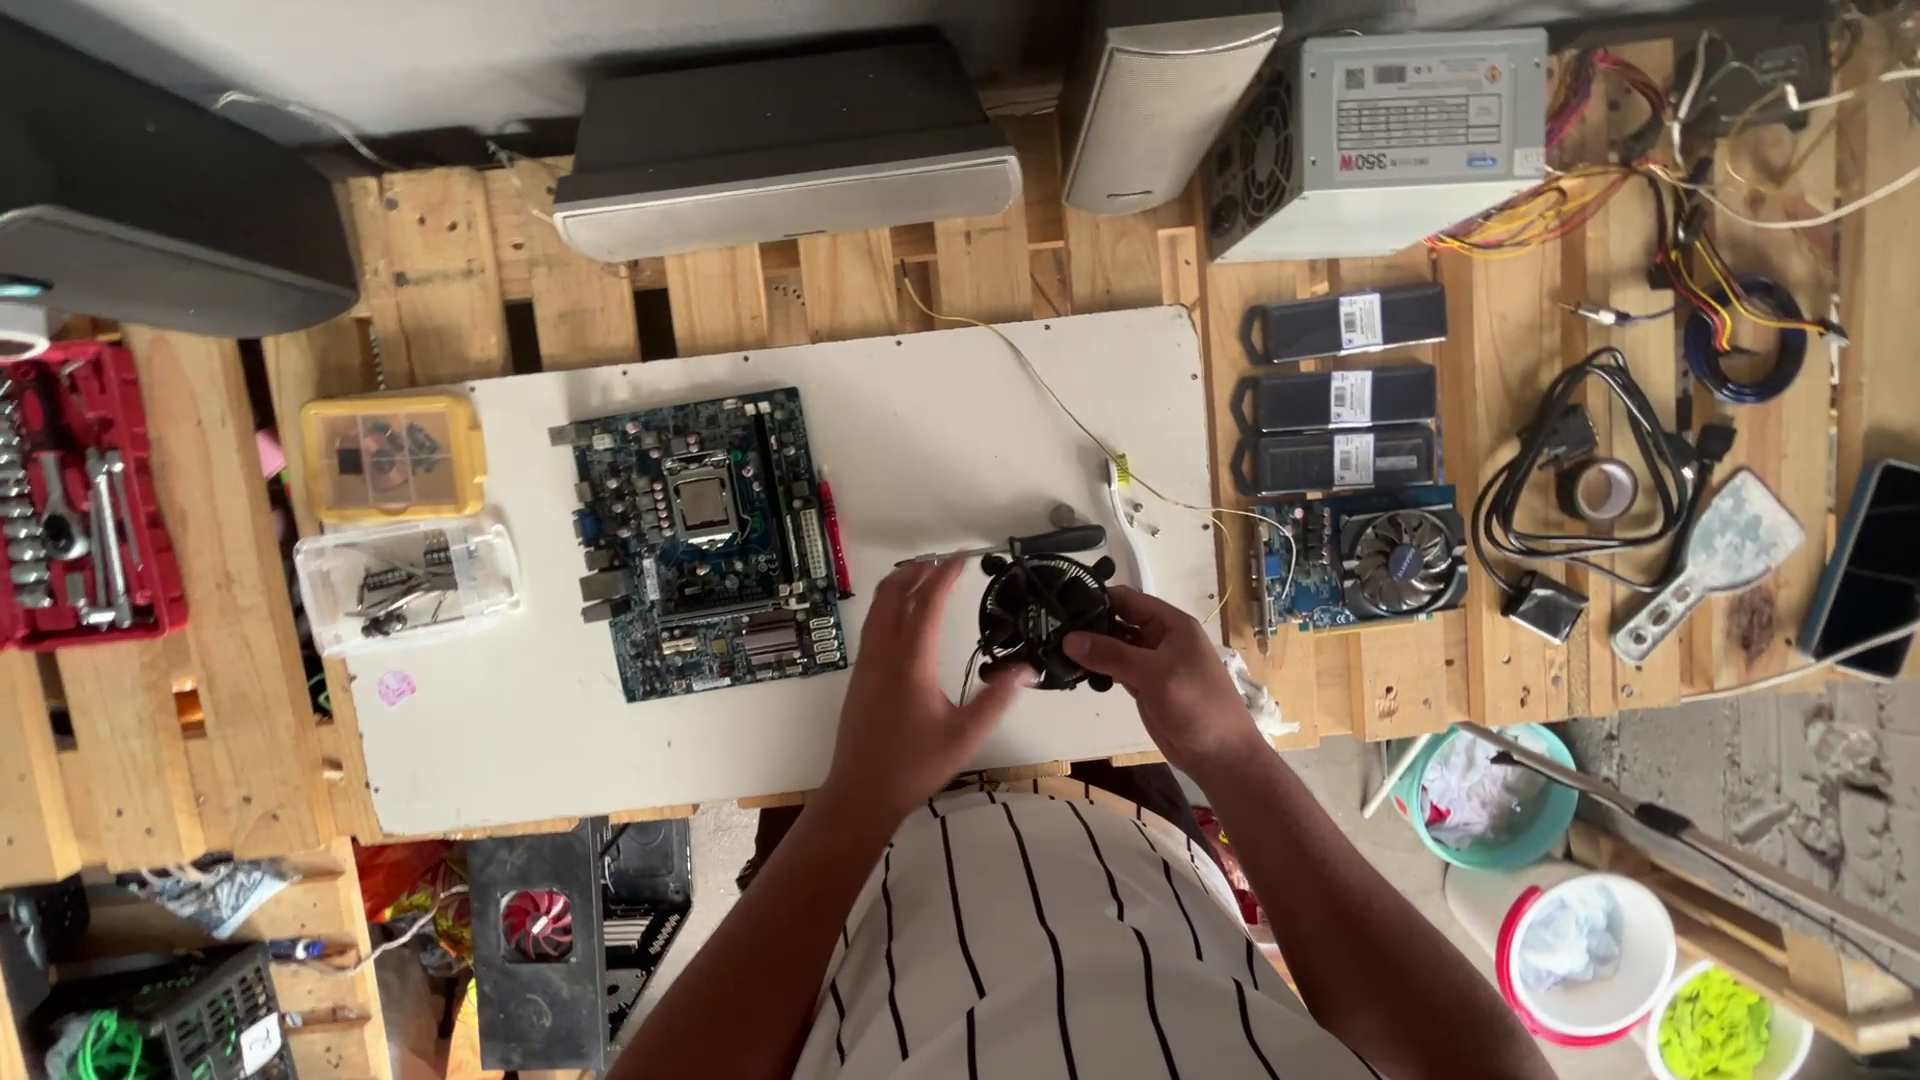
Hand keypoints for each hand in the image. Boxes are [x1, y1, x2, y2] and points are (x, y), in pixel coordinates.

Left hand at [823, 559, 1029, 819]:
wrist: (860, 792)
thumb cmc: (914, 766)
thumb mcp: (965, 735)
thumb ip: (997, 699)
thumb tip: (1028, 669)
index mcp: (911, 662)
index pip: (927, 602)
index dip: (946, 574)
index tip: (965, 557)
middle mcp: (883, 653)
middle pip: (894, 593)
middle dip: (919, 569)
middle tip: (947, 561)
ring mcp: (866, 662)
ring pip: (878, 606)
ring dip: (901, 584)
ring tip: (926, 576)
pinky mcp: (859, 674)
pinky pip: (873, 623)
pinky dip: (889, 604)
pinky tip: (905, 615)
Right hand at [1063, 585, 1264, 777]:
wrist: (1220, 755)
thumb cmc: (1196, 705)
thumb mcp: (1154, 674)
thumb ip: (1111, 654)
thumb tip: (1068, 638)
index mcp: (1171, 624)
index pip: (1128, 599)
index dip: (1097, 598)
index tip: (1061, 603)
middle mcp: (1160, 638)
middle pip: (1118, 621)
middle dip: (1088, 624)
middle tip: (1050, 628)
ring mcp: (1151, 663)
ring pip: (1114, 646)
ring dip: (1090, 648)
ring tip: (1053, 647)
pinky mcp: (1144, 686)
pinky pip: (1115, 669)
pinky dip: (1097, 669)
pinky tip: (1073, 671)